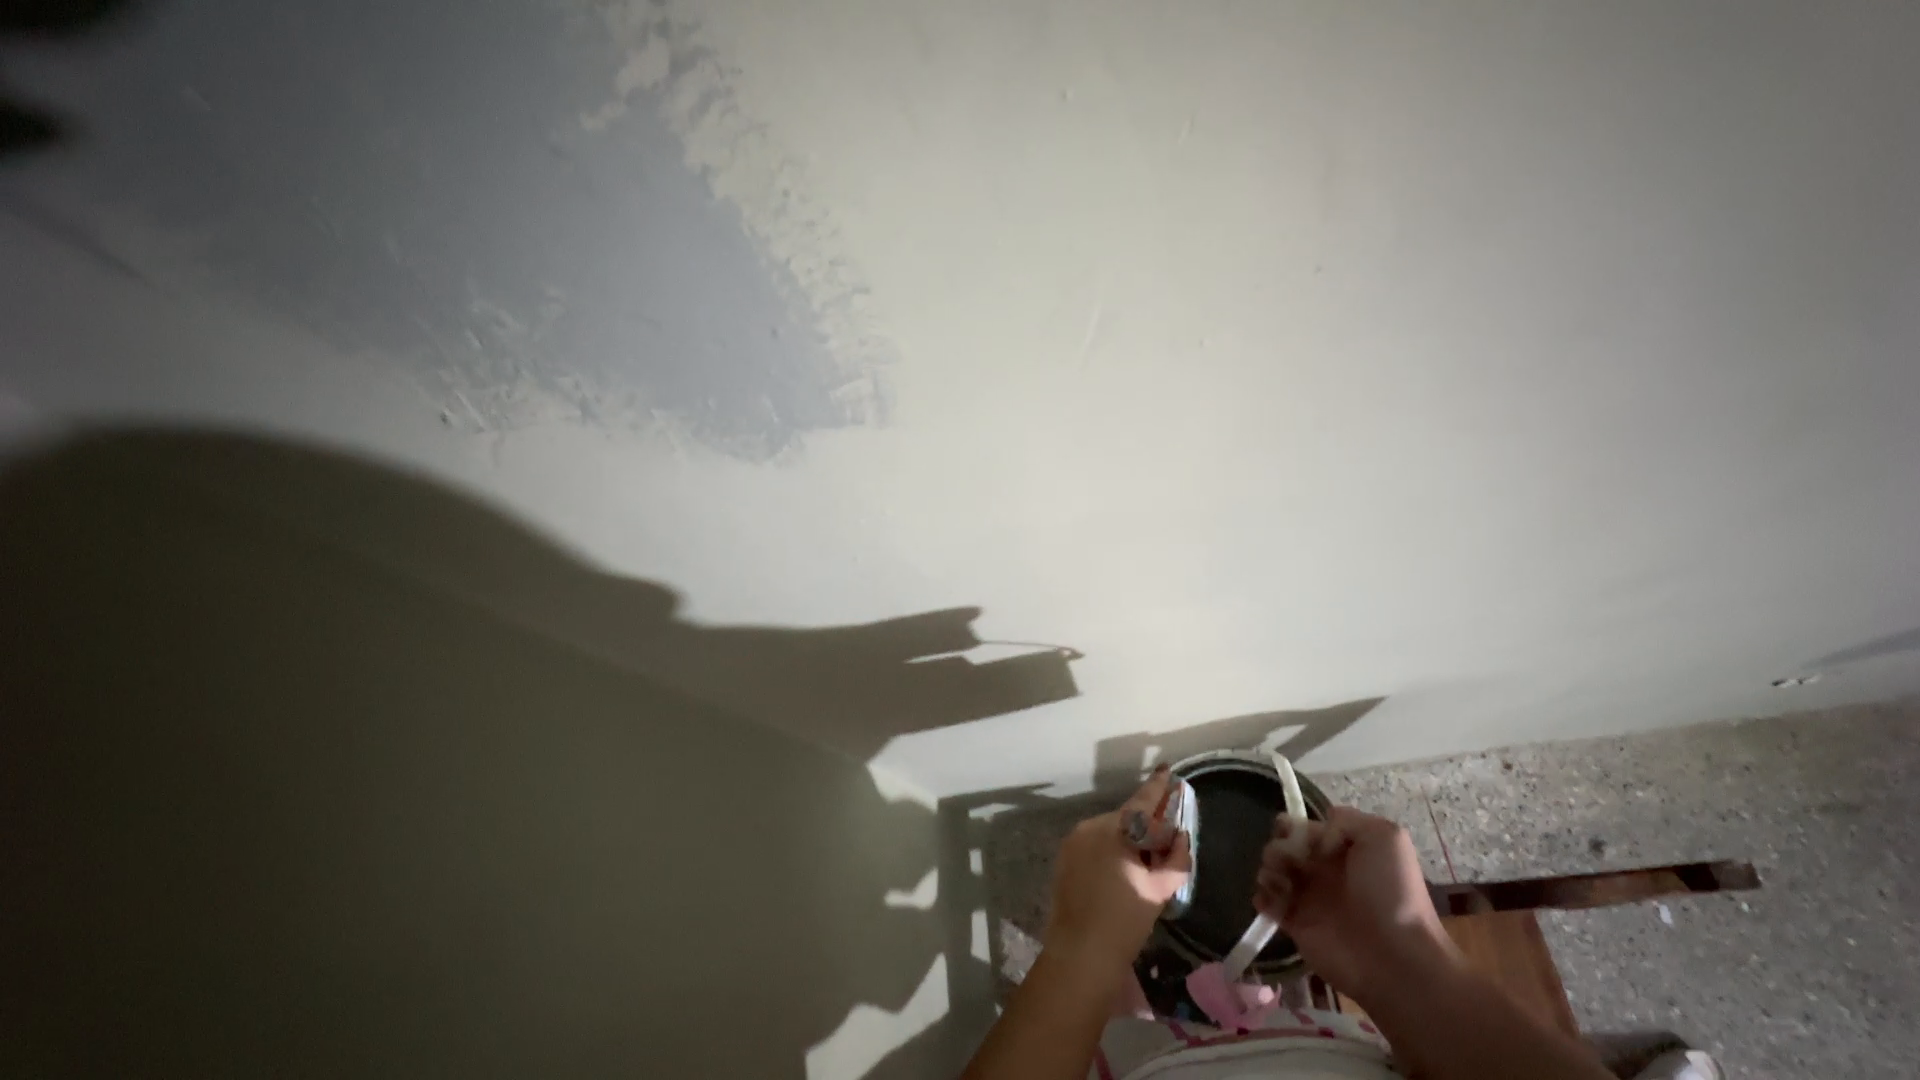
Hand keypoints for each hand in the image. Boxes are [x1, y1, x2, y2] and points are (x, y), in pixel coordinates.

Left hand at [1043, 766, 1191, 977]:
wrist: (1080, 952)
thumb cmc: (1125, 921)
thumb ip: (1176, 858)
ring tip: (1143, 865)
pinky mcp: (1064, 855)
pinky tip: (1120, 871)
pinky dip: (1110, 847)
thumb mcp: (1160, 890)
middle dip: (1146, 825)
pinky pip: (1094, 842)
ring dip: (1127, 838)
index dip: (1159, 786)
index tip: (1168, 769)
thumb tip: (1180, 835)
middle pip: (1126, 817)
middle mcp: (1092, 826)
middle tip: (1165, 842)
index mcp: (1117, 830)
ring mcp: (1074, 839)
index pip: (1143, 801)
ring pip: (1110, 830)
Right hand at [1253, 806, 1459, 1004]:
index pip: (1305, 827)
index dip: (1294, 827)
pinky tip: (1274, 902)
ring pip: (1271, 870)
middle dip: (1277, 848)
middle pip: (1283, 845)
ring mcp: (1308, 897)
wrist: (1394, 956)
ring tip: (1282, 885)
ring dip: (1268, 870)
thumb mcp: (1386, 836)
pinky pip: (1266, 901)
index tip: (1295, 838)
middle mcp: (1323, 870)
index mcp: (1342, 849)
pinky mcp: (1295, 923)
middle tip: (1287, 863)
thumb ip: (1347, 820)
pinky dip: (1263, 896)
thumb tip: (1315, 838)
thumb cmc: (1391, 893)